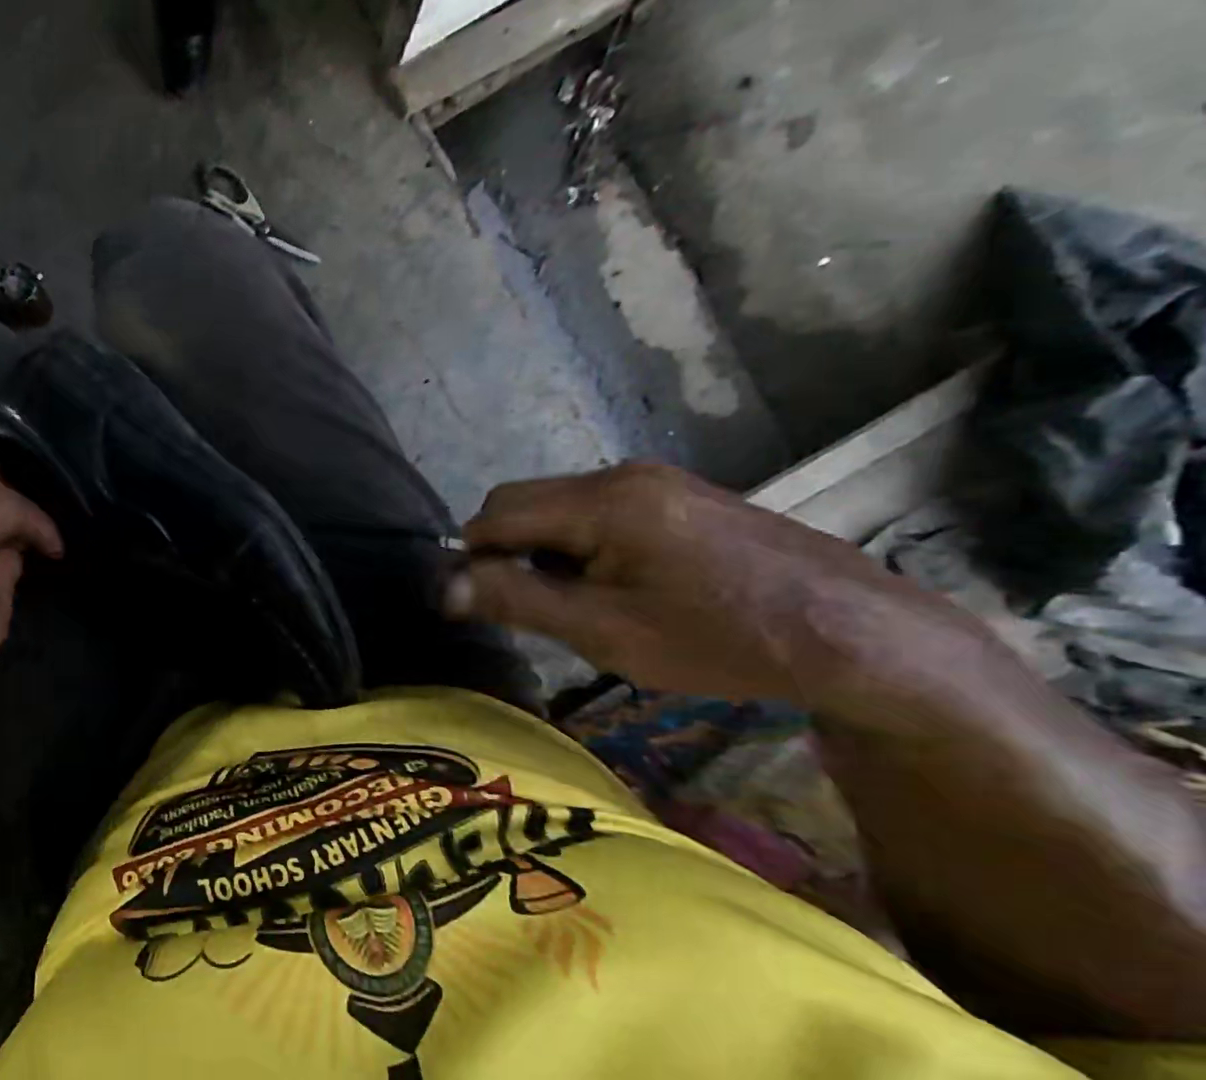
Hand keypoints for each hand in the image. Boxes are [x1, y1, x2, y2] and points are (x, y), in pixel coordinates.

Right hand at [445, 464, 995, 708]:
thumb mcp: (607, 632)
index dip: (473, 560)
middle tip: (538, 611)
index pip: (495, 514)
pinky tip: (619, 585)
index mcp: (602, 500)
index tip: (482, 609)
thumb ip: (519, 601)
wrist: (855, 634)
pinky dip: (582, 544)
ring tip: (583, 604)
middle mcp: (622, 474)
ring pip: (559, 506)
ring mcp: (655, 480)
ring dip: (545, 550)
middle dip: (507, 552)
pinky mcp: (678, 495)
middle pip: (522, 502)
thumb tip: (444, 587)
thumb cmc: (721, 639)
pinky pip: (598, 509)